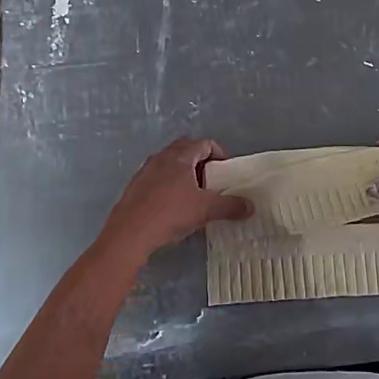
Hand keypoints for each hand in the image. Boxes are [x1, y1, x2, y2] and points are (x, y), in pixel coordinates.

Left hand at [100, 138, 250, 258]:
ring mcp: (144, 171)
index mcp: (180, 156)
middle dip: (201, 162)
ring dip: (183, 174)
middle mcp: (161, 158)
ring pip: (169, 164)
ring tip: (193, 194)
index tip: (225, 171)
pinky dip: (168, 185)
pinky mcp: (133, 187)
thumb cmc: (170, 213)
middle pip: (186, 150)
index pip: (204, 144)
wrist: (129, 234)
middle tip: (211, 181)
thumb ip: (230, 206)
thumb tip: (250, 207)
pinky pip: (156, 178)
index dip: (219, 154)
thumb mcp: (206, 210)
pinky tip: (172, 207)